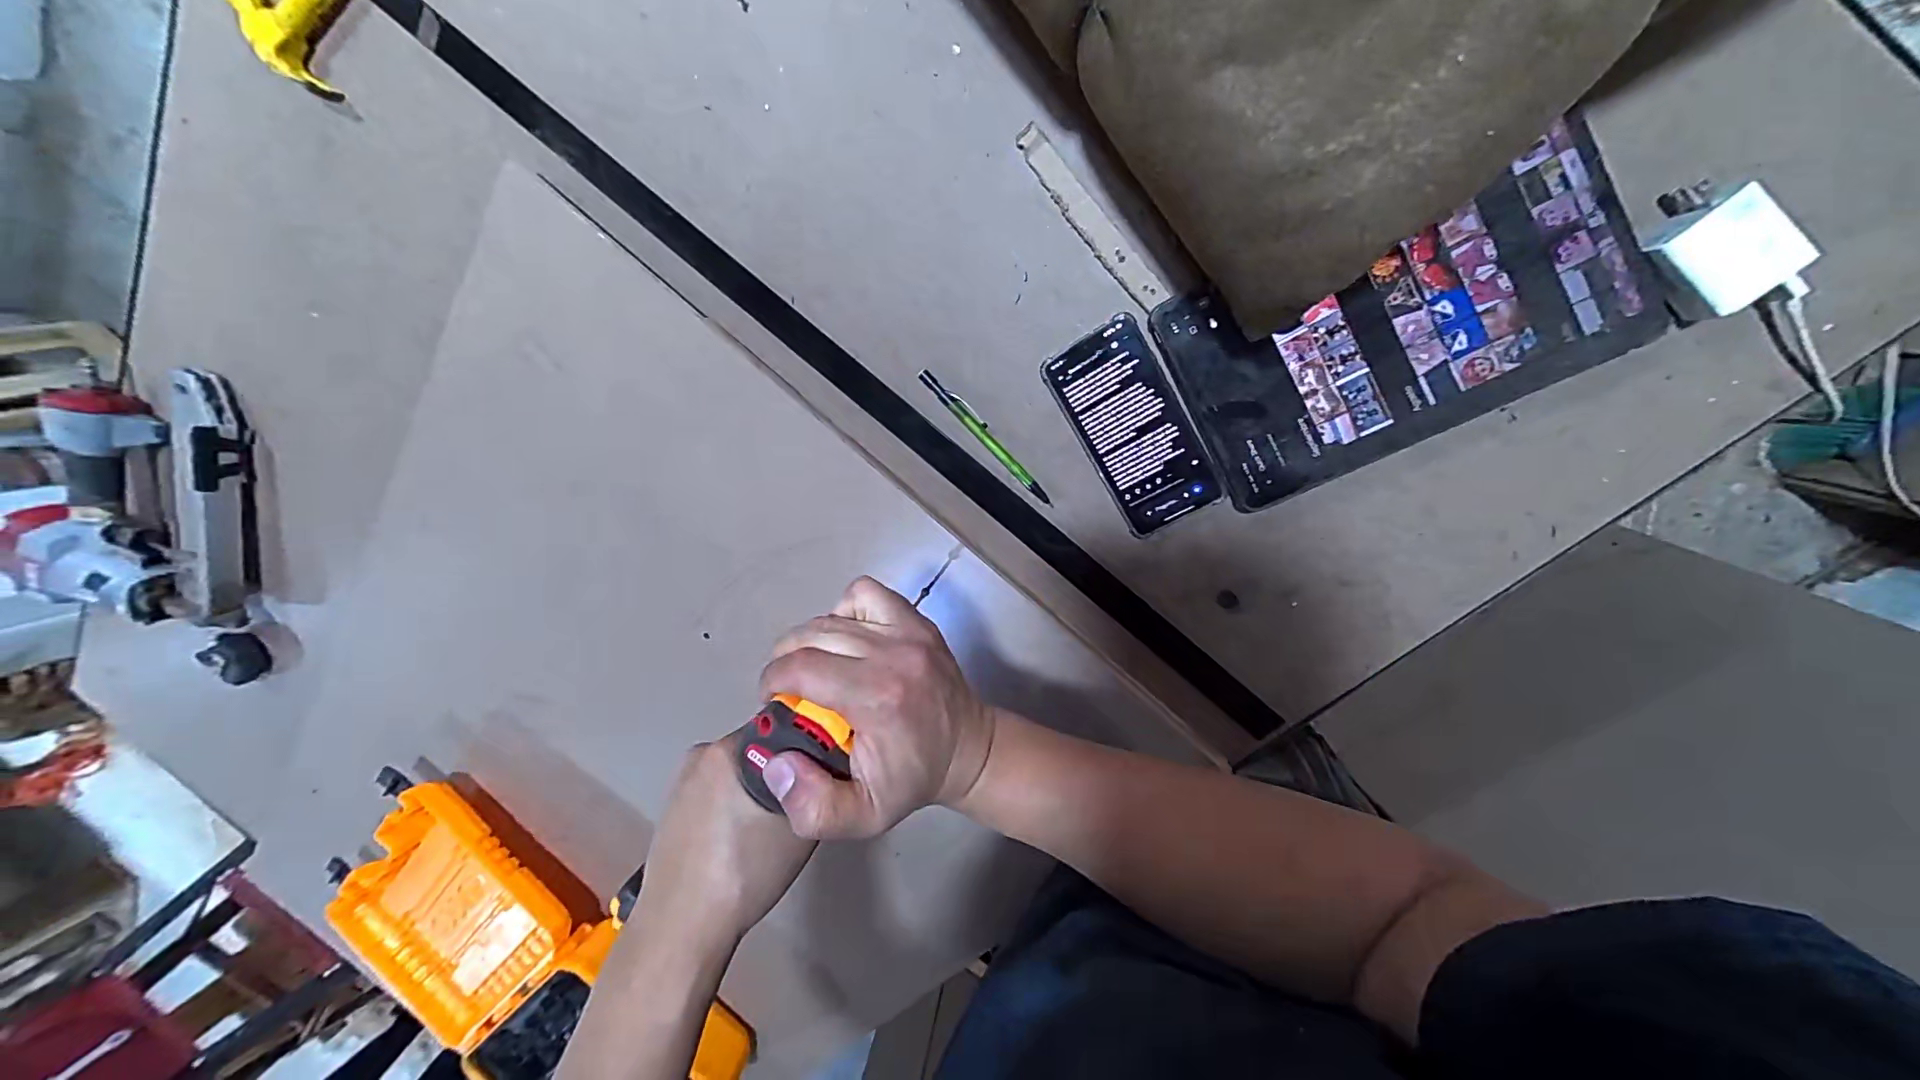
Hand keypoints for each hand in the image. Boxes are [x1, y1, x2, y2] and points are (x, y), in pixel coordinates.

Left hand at [630, 738, 817, 948]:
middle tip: (795, 804)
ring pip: (739, 770)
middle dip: (781, 768)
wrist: (683, 926)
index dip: (805, 749)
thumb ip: (813, 783)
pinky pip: (717, 791)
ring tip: (765, 829)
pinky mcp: (673, 808)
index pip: (782, 726)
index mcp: (727, 750)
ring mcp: (682, 782)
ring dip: (757, 787)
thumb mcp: (799, 823)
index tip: (817, 773)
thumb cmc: (741, 874)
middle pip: (759, 747)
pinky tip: (740, 838)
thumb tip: (820, 768)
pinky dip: (733, 805)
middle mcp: (701, 755)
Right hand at [756, 576, 994, 839]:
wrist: (968, 750)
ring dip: (810, 641)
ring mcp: (907, 631)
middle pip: (809, 637)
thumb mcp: (864, 815)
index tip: (776, 704)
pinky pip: (864, 594)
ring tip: (815, 670)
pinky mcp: (916, 620)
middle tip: (790, 691)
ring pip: (831, 617)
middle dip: (785, 662)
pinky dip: (844, 611)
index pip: (800, 669)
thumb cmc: (913, 779)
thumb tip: (778, 764)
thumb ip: (813, 807)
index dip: (773, 684)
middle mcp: (893, 655)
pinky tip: (846, 642)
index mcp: (877, 698)